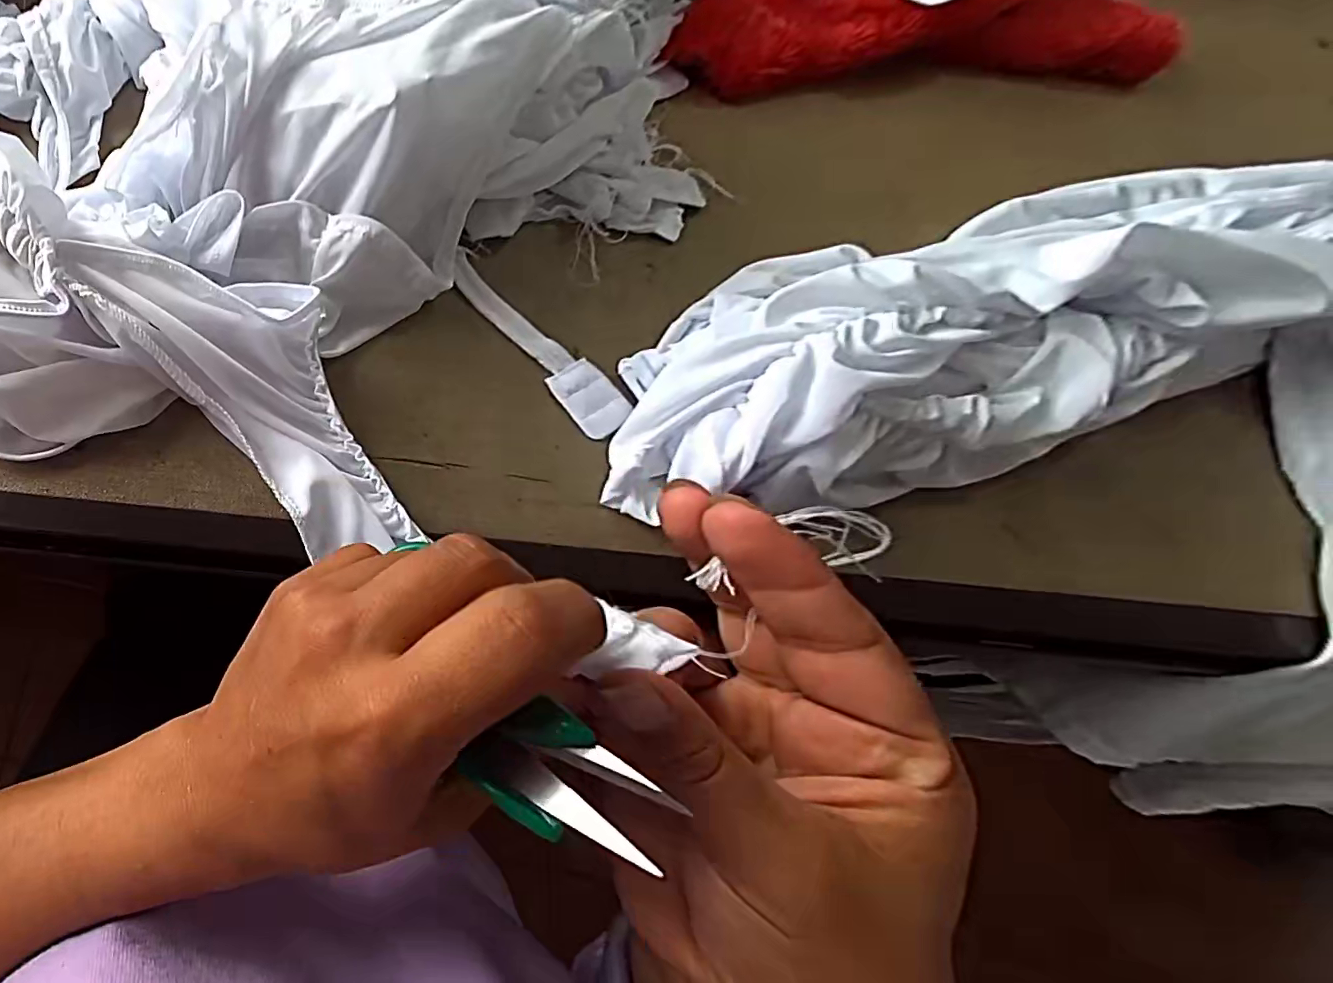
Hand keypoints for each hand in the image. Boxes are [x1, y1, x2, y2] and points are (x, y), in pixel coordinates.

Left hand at [178, 534, 605, 874]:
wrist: (221, 780)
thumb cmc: (323, 815)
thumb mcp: (433, 810)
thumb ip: (509, 742)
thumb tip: (559, 681)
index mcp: (394, 717)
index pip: (516, 627)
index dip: (573, 619)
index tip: (580, 637)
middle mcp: (356, 641)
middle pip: (482, 562)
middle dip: (525, 590)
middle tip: (522, 631)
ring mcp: (324, 598)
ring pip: (440, 549)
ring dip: (470, 585)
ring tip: (456, 629)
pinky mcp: (305, 576)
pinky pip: (392, 553)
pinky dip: (418, 581)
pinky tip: (401, 621)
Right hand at [582, 486, 975, 982]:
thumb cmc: (832, 965)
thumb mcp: (785, 855)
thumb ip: (700, 759)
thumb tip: (624, 680)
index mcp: (870, 736)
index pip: (831, 628)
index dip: (778, 564)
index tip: (724, 516)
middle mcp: (794, 715)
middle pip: (749, 617)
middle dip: (711, 558)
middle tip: (676, 506)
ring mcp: (721, 729)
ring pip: (673, 654)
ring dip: (635, 636)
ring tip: (594, 633)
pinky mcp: (662, 751)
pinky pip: (627, 700)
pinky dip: (597, 683)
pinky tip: (572, 671)